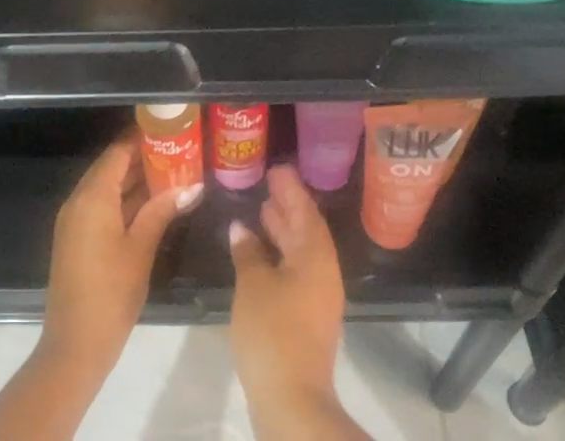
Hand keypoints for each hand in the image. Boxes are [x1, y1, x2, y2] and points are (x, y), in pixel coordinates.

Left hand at [41, 134, 201, 369]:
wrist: (76, 343)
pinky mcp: (78, 238)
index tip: (170, 128)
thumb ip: (162, 210)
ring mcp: (76, 221)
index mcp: (92, 197)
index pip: (117, 153)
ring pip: (108, 188)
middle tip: (181, 150)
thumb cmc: (111, 292)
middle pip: (111, 167)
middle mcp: (78, 201)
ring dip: (136, 180)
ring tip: (175, 170)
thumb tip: (192, 185)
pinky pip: (102, 206)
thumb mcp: (141, 248)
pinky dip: (126, 200)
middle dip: (143, 158)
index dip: (142, 138)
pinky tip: (155, 202)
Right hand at [227, 164, 346, 408]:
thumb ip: (248, 252)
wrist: (292, 397)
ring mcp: (317, 297)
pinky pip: (295, 271)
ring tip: (262, 210)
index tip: (278, 168)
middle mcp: (322, 273)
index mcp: (315, 257)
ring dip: (283, 231)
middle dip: (288, 207)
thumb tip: (241, 227)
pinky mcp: (307, 317)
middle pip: (306, 231)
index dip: (291, 190)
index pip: (305, 212)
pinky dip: (279, 255)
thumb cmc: (272, 331)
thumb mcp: (253, 284)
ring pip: (301, 253)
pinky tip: (258, 254)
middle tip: (269, 184)